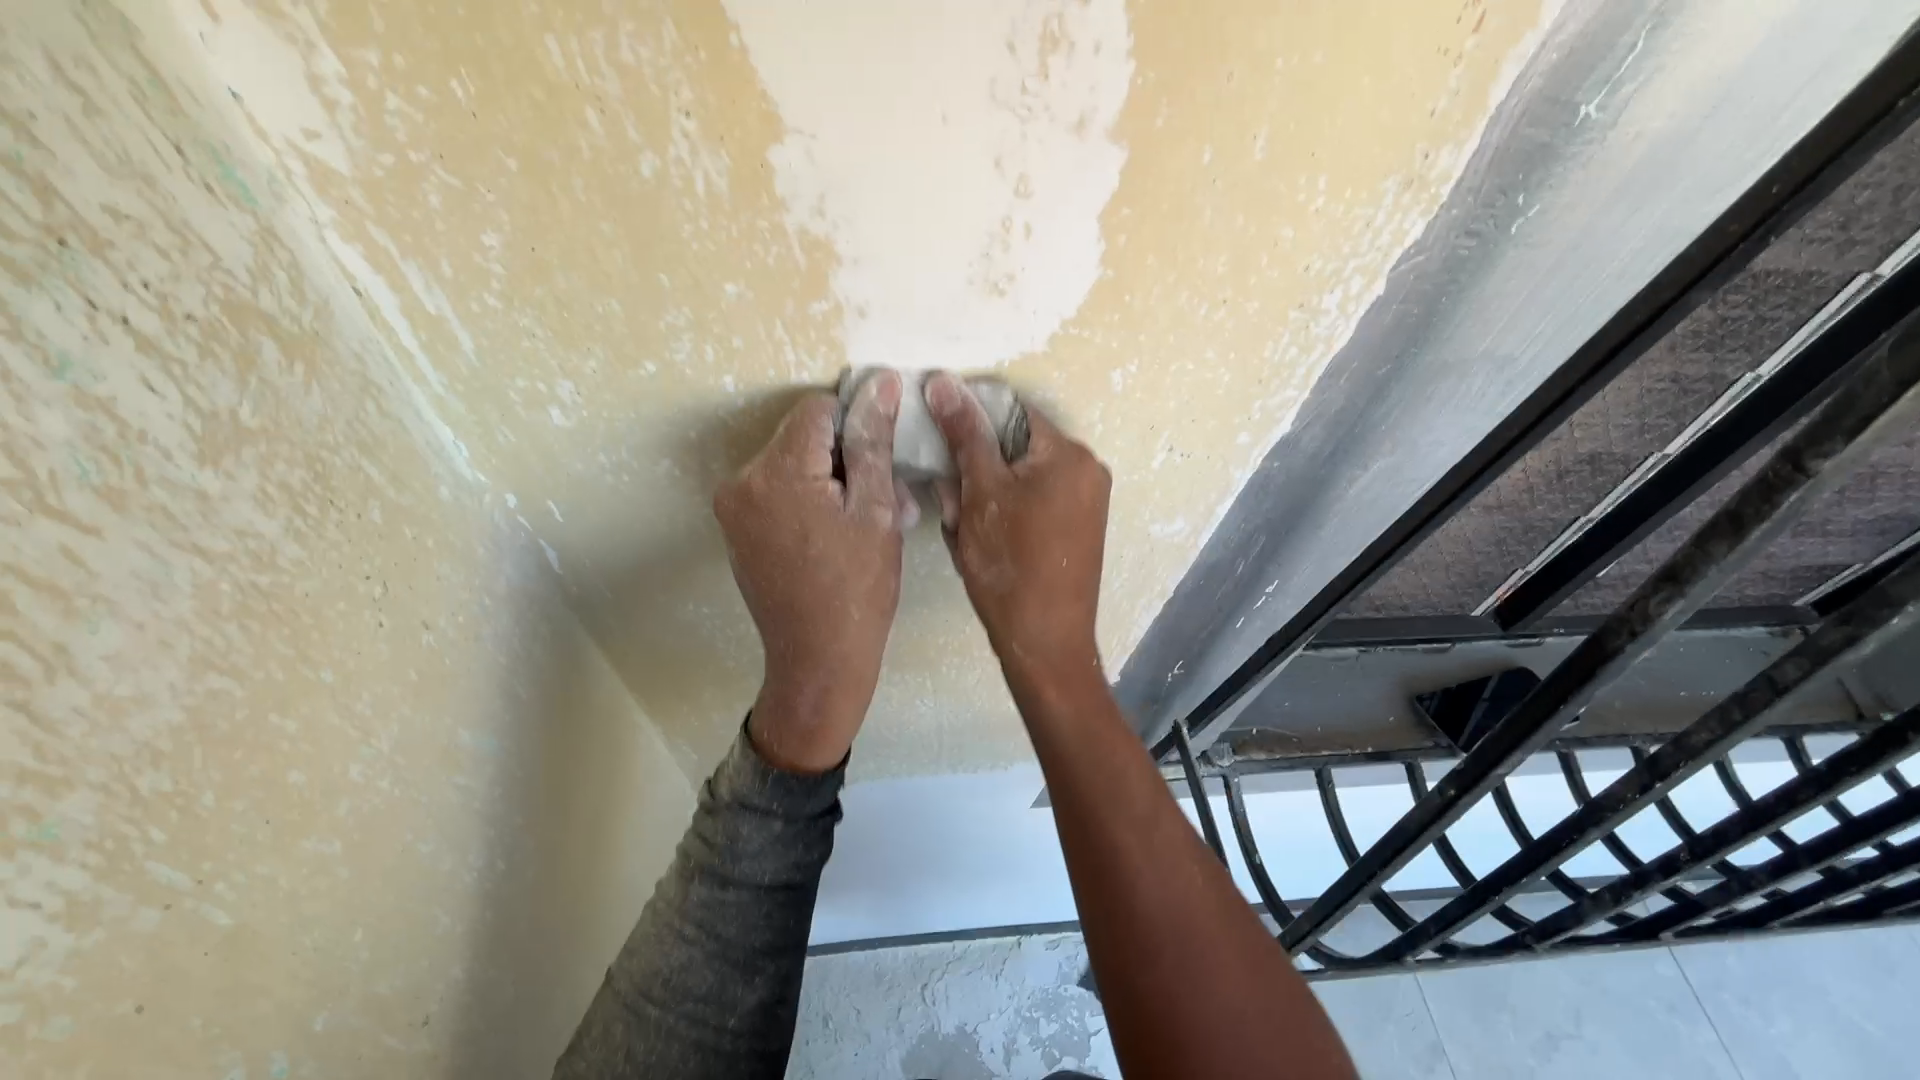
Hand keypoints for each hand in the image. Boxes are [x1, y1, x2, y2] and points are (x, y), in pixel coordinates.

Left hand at [714, 373, 917, 772]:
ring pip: (792, 465)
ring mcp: (733, 508)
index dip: (858, 425)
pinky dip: (809, 501)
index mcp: (775, 472)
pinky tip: (837, 535)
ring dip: (830, 481)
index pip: (819, 409)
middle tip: (886, 500)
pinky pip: (778, 493)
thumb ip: (873, 442)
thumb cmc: (858, 590)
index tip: (883, 461)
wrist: (818, 661)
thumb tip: (879, 384)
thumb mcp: (877, 511)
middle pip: (802, 437)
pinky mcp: (737, 530)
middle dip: (845, 458)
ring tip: (867, 522)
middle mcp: (742, 481)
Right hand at [925, 372, 1111, 686]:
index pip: (1010, 411)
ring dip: (986, 492)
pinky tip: (985, 540)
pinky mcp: (1078, 527)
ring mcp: (1087, 501)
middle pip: (1016, 444)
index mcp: (1069, 453)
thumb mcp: (979, 494)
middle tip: (954, 504)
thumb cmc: (1009, 566)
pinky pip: (1034, 500)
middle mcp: (1087, 469)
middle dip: (976, 467)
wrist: (1044, 642)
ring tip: (966, 527)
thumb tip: (943, 381)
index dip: (968, 420)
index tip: (936, 442)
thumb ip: (964, 434)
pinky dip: (1005, 510)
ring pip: (1020, 475)